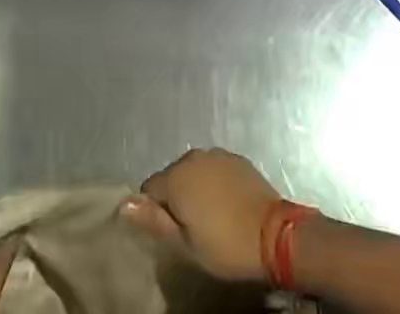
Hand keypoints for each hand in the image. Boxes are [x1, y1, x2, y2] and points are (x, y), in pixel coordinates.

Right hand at [121, 147, 282, 281]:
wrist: (275, 235)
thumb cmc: (225, 245)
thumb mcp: (184, 245)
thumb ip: (153, 220)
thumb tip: (123, 204)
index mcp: (175, 177)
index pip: (149, 189)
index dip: (157, 211)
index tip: (174, 230)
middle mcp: (192, 157)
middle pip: (171, 176)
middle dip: (176, 196)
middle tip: (193, 226)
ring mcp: (217, 154)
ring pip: (194, 170)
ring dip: (196, 187)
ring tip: (213, 214)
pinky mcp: (237, 158)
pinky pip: (215, 168)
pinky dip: (215, 181)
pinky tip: (228, 202)